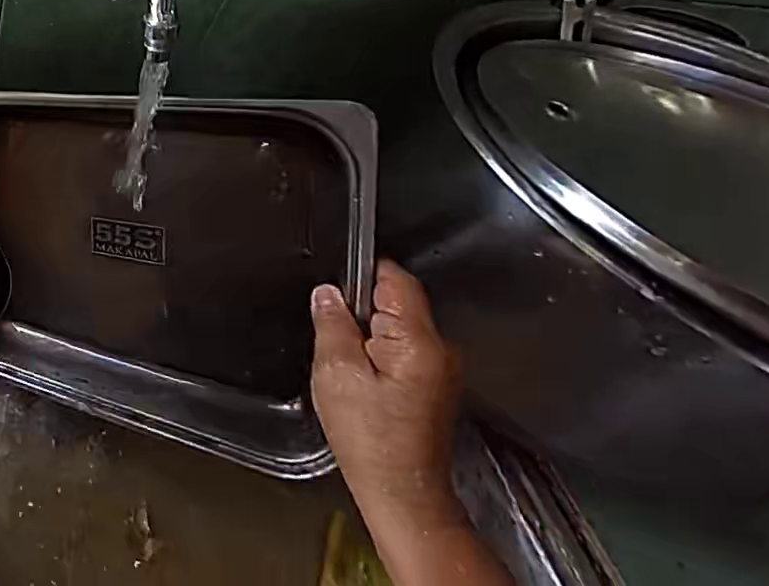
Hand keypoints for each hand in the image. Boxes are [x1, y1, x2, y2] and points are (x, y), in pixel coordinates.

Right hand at [310, 260, 463, 523]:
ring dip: (368, 331)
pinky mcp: (434, 383)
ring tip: (350, 364)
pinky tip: (363, 380)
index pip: (395, 277)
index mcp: (419, 342)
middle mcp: (440, 350)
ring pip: (397, 323)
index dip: (360, 274)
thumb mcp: (335, 372)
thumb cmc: (373, 443)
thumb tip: (327, 293)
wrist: (400, 494)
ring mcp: (441, 368)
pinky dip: (378, 352)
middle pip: (396, 298)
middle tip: (338, 337)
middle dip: (361, 308)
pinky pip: (403, 346)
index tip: (337, 290)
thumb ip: (331, 322)